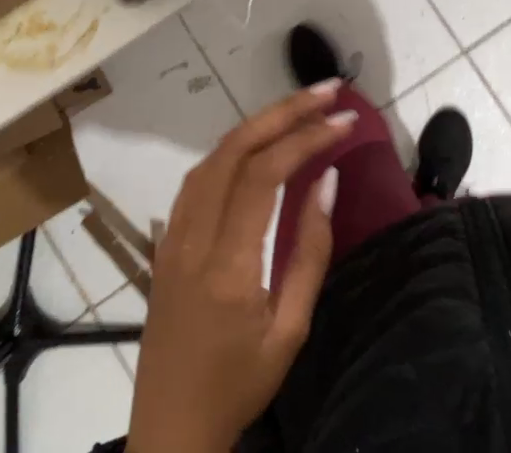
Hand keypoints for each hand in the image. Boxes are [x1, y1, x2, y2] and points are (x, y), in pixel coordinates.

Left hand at [128, 83, 351, 452]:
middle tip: (328, 91)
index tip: (346, 120)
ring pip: (210, 159)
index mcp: (227, 264)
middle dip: (283, 112)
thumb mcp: (290, 327)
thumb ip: (310, 251)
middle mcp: (192, 238)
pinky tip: (255, 146)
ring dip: (255, 125)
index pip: (265, 175)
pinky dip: (230, 150)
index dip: (306, 137)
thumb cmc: (239, 383)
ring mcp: (171, 238)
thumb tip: (327, 182)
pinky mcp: (164, 244)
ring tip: (299, 108)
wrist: (170, 427)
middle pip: (233, 151)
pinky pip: (195, 181)